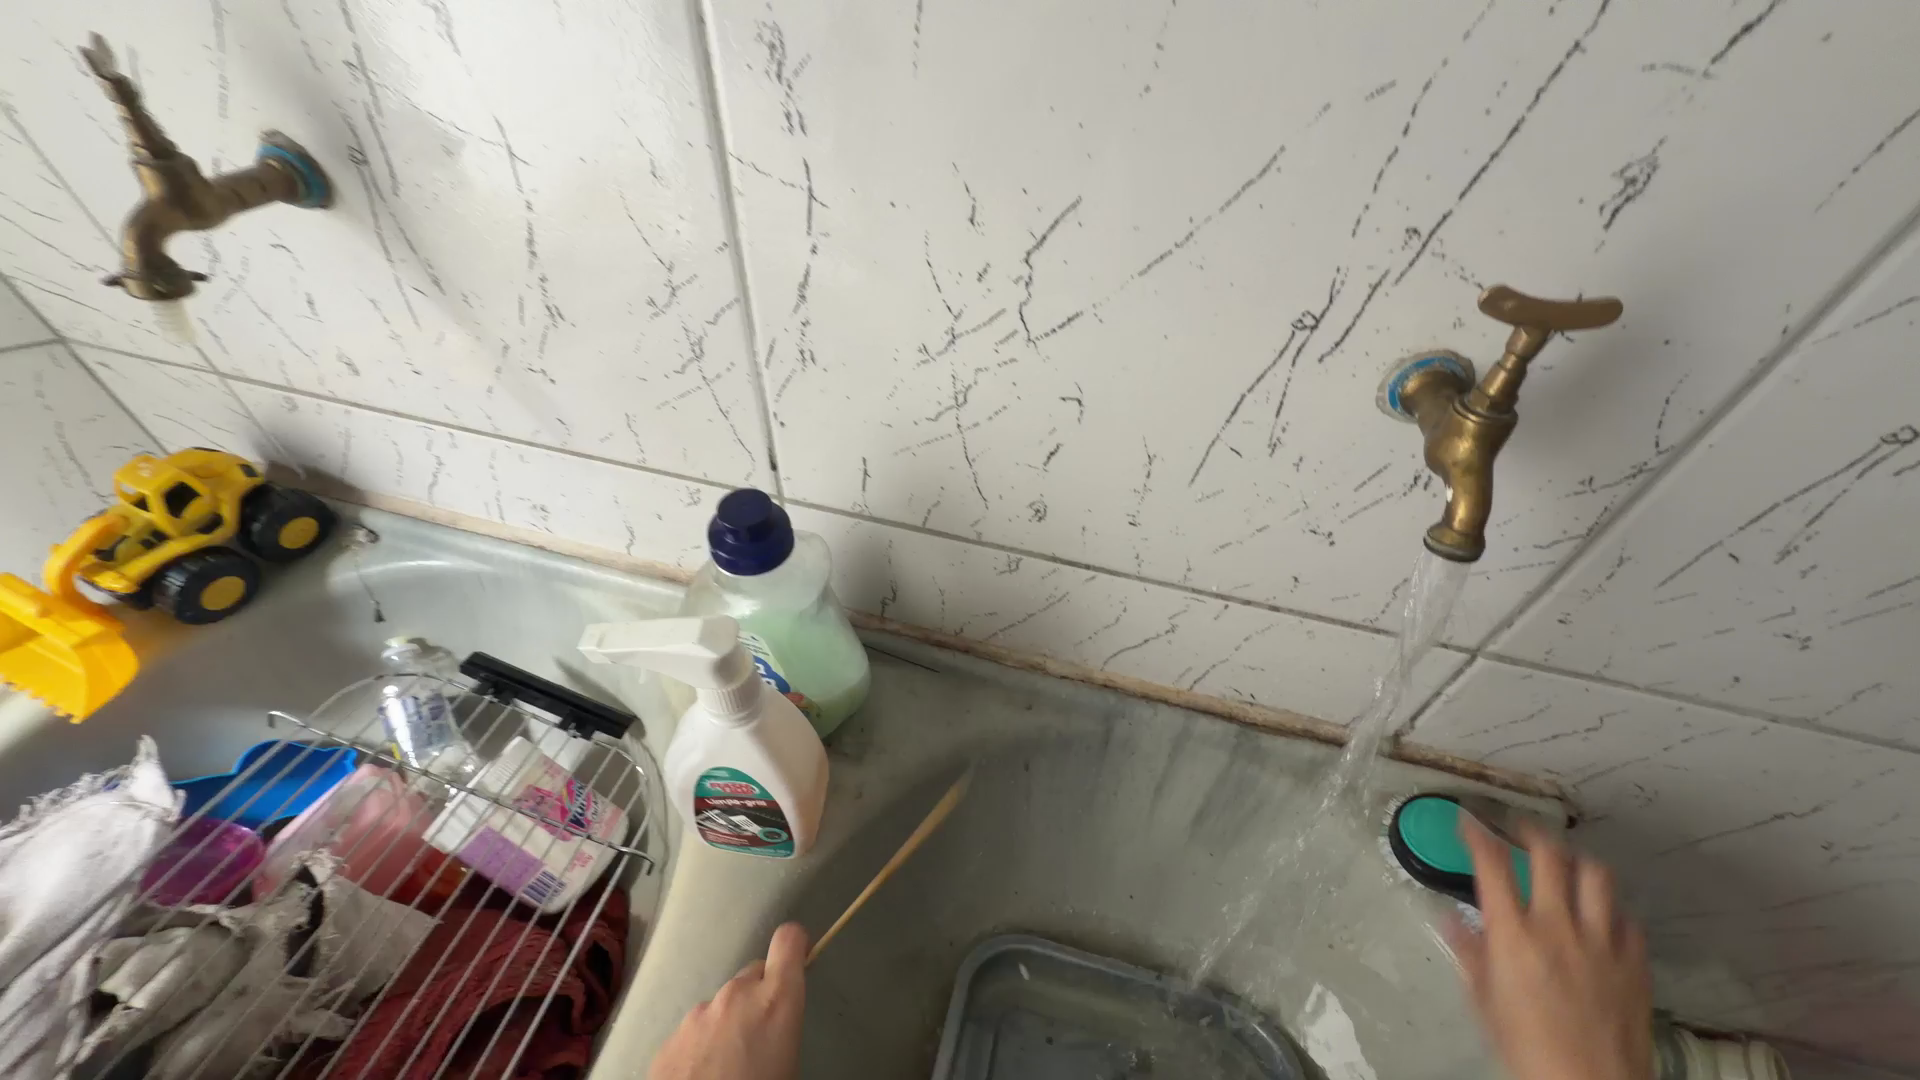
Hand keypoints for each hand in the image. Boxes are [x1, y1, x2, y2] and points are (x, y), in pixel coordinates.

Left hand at [650, 922, 808, 1079]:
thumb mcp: (790, 1067)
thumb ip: (784, 1028)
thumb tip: (777, 1030)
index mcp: (776, 1000)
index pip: (789, 940)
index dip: (796, 946)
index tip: (798, 961)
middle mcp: (737, 995)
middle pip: (754, 974)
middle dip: (760, 997)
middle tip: (759, 1038)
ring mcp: (698, 1015)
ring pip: (721, 1004)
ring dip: (728, 1023)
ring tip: (726, 1067)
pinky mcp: (668, 1040)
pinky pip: (694, 1031)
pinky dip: (700, 1047)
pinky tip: (700, 1079)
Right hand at [1449, 821, 1652, 1079]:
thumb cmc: (1525, 1045)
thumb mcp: (1482, 998)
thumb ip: (1469, 952)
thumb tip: (1452, 919)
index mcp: (1513, 932)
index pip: (1492, 864)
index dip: (1477, 834)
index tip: (1468, 820)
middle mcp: (1558, 926)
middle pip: (1550, 855)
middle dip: (1531, 831)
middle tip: (1519, 828)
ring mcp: (1602, 943)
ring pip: (1596, 877)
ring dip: (1577, 862)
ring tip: (1565, 861)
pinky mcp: (1635, 964)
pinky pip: (1628, 920)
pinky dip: (1611, 909)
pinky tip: (1601, 916)